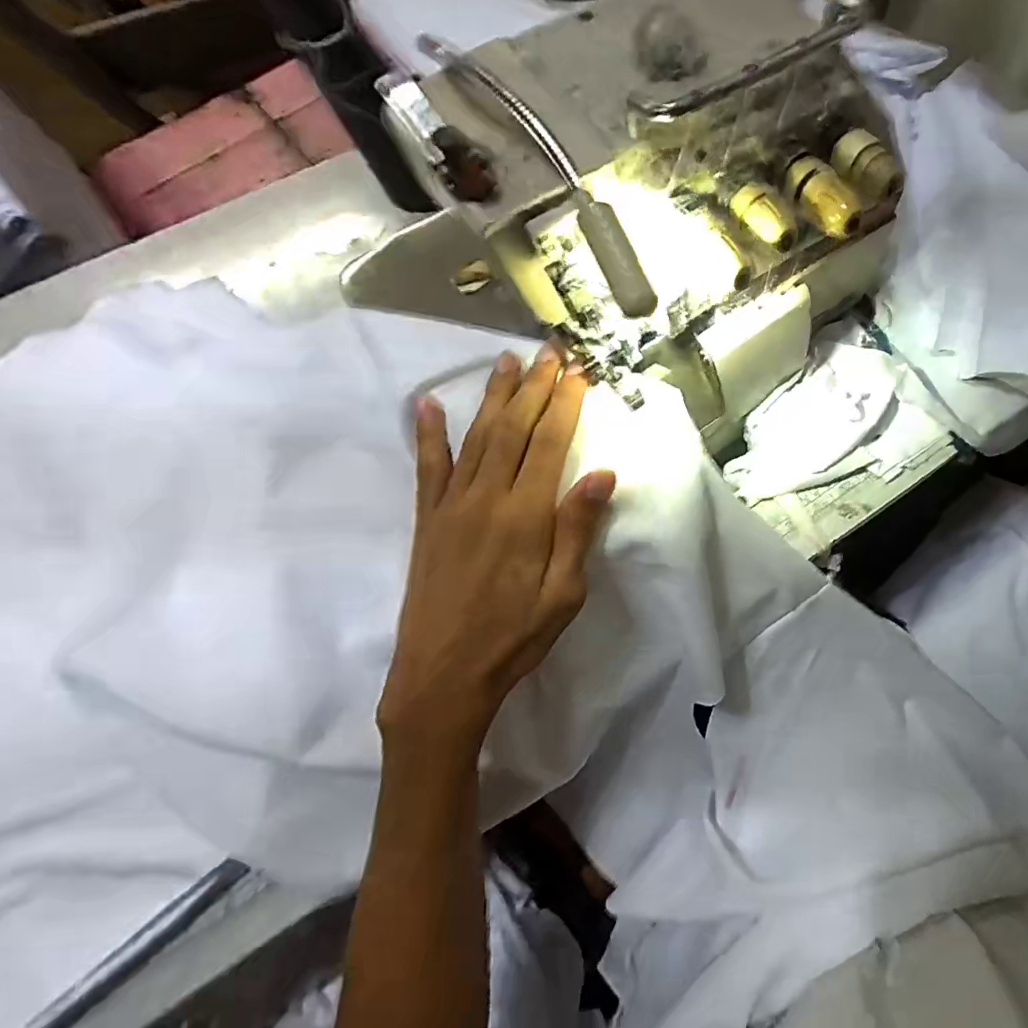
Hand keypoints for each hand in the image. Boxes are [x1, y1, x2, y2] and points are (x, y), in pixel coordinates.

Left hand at [380, 347, 615, 761]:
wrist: (441, 675)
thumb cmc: (514, 638)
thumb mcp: (564, 594)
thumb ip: (578, 530)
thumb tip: (600, 474)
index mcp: (525, 516)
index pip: (549, 444)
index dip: (565, 405)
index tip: (579, 374)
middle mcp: (485, 499)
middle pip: (513, 429)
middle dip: (535, 388)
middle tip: (551, 352)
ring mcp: (450, 507)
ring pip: (476, 438)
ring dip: (493, 397)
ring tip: (508, 362)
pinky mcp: (426, 521)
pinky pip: (427, 468)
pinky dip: (428, 434)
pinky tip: (429, 405)